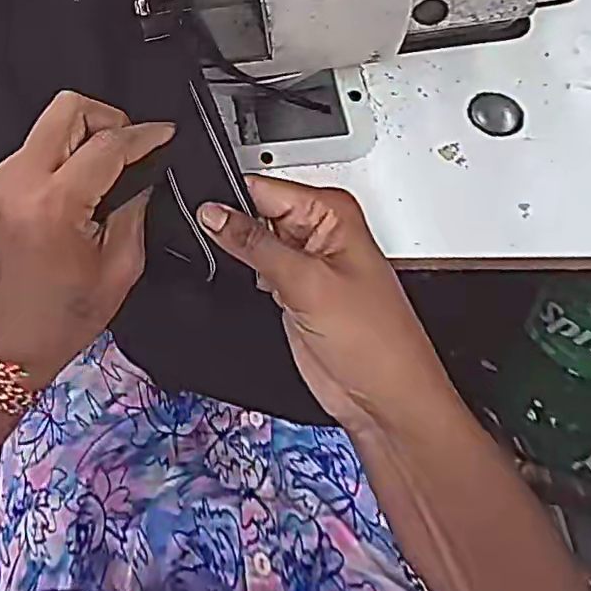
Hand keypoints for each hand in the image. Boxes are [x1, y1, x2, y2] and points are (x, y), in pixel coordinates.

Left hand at [0, 91, 173, 382]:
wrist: (13, 336)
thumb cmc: (64, 313)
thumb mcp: (121, 263)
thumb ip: (136, 204)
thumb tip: (145, 167)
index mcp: (52, 206)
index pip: (106, 144)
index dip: (145, 135)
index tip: (165, 135)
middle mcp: (21, 182)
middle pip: (70, 107)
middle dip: (110, 120)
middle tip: (131, 148)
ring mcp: (5, 178)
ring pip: (56, 118)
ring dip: (90, 132)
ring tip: (111, 165)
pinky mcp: (2, 179)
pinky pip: (44, 139)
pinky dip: (72, 146)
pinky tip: (87, 175)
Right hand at [198, 176, 455, 432]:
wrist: (384, 402)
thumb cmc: (377, 343)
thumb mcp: (306, 283)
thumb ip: (254, 244)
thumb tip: (214, 213)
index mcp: (330, 211)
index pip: (264, 188)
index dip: (231, 200)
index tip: (206, 216)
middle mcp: (318, 230)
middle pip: (255, 211)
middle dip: (235, 228)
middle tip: (225, 249)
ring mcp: (304, 260)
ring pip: (252, 241)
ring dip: (240, 255)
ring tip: (251, 275)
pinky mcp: (292, 288)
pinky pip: (255, 268)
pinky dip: (245, 276)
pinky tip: (252, 288)